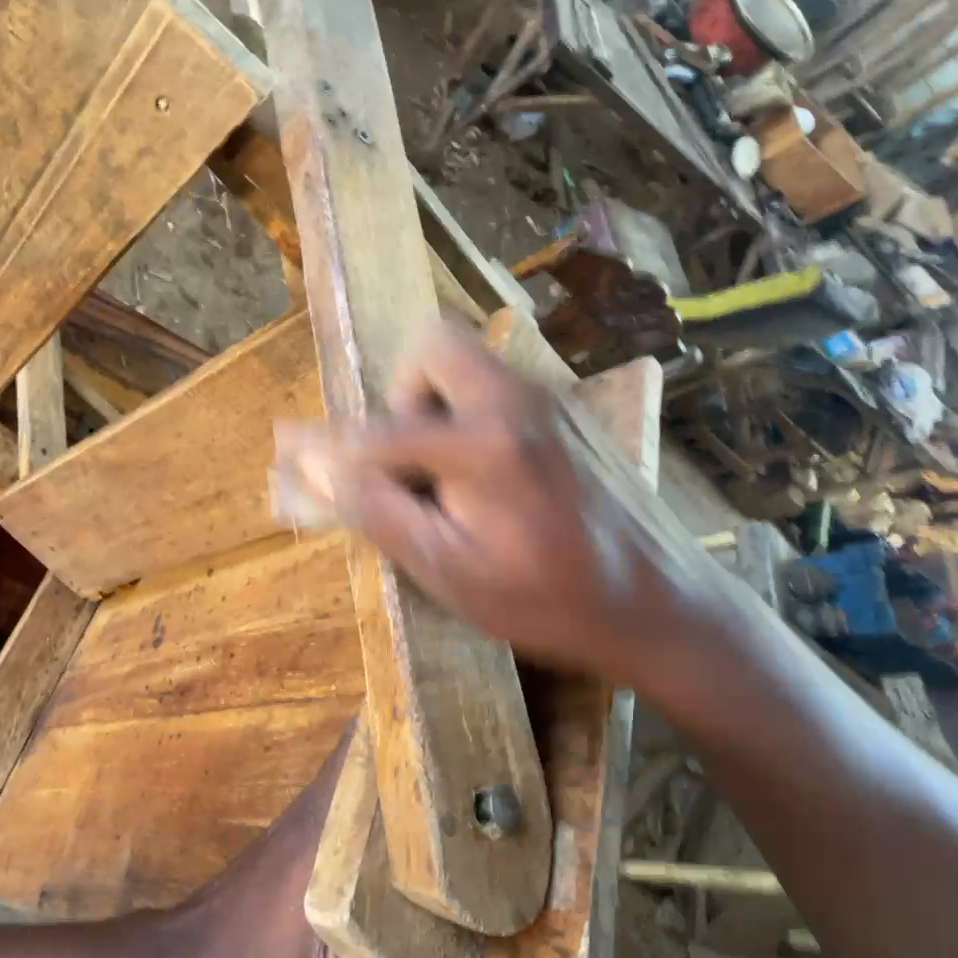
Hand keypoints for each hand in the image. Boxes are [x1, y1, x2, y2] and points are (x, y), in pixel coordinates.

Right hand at [280, 326, 709, 685]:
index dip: (327, 449)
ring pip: (467, 364)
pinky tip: (490, 486)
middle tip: (410, 462)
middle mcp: (518, 399)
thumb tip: (313, 466)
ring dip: (434, 407)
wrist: (666, 610)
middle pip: (432, 346)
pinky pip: (497, 389)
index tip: (290, 456)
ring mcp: (551, 401)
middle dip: (401, 398)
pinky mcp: (570, 415)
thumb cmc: (550, 602)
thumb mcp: (448, 572)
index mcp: (484, 441)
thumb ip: (374, 510)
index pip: (376, 430)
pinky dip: (469, 419)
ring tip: (448, 480)